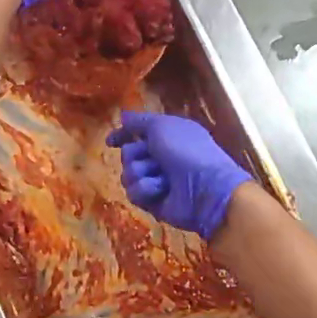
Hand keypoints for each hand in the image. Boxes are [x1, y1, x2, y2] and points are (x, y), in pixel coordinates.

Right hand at [105, 111, 252, 238]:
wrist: (205, 190)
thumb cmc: (187, 152)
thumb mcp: (163, 127)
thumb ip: (140, 121)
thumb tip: (124, 116)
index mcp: (166, 136)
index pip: (136, 134)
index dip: (123, 136)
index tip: (111, 141)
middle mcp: (160, 157)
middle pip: (127, 154)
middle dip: (136, 156)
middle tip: (154, 159)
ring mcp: (156, 180)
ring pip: (128, 175)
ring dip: (143, 174)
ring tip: (163, 178)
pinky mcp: (152, 201)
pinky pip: (134, 193)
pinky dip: (147, 190)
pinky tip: (161, 191)